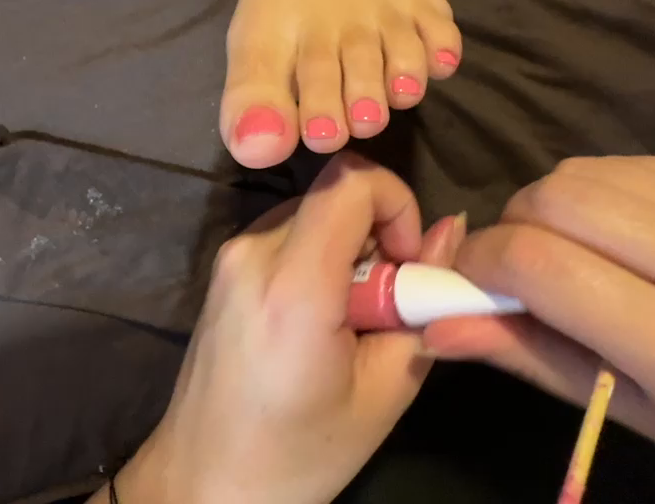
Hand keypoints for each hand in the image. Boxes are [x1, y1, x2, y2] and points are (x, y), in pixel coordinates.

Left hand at [110, 153, 465, 503]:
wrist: (203, 479)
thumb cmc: (298, 453)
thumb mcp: (382, 394)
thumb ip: (421, 308)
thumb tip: (451, 231)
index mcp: (292, 285)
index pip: (350, 181)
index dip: (396, 202)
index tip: (408, 261)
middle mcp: (254, 249)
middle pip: (334, 194)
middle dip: (377, 233)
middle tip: (386, 302)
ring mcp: (232, 251)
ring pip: (314, 209)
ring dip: (349, 246)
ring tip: (351, 318)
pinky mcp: (224, 261)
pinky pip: (289, 230)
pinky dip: (319, 254)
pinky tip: (319, 316)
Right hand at [421, 157, 654, 503]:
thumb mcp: (634, 414)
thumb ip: (528, 358)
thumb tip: (433, 326)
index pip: (540, 264)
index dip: (481, 263)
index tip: (469, 281)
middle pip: (553, 199)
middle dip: (512, 228)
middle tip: (522, 271)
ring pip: (582, 172)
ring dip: (549, 206)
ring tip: (572, 252)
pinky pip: (624, 163)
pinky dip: (594, 192)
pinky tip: (618, 233)